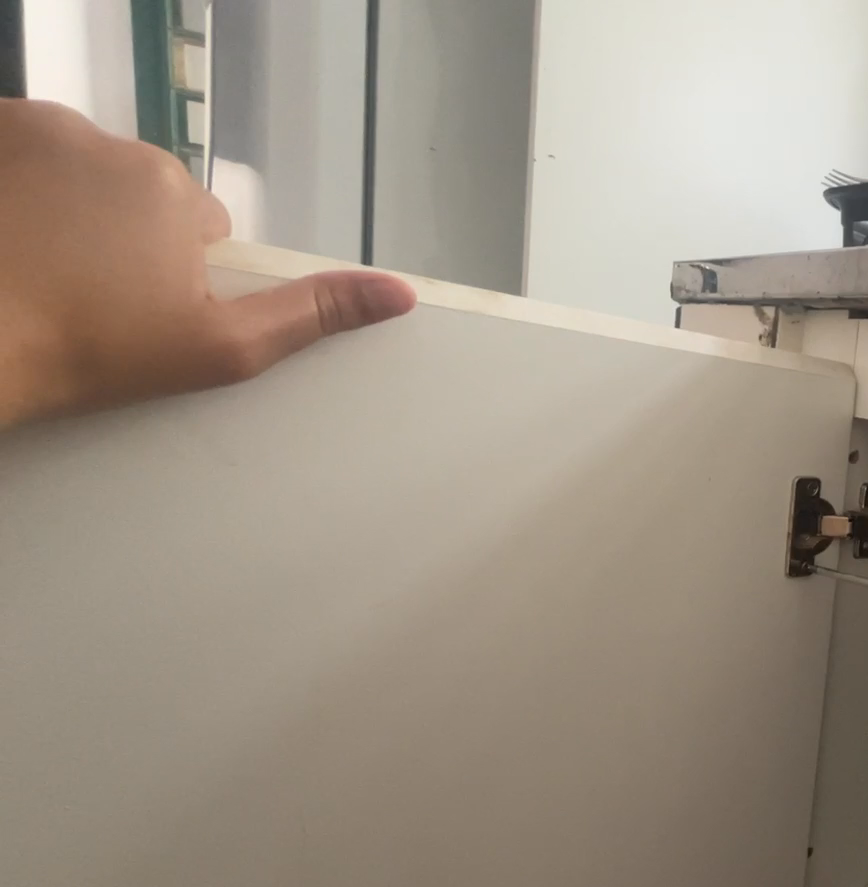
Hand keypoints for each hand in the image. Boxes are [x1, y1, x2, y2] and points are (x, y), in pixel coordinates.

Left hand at [0, 101, 415, 428]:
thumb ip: (318, 311)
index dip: (184, 268)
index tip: (146, 302)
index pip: (202, 222)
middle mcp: (88, 137)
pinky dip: (14, 195)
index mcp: (166, 185)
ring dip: (67, 211)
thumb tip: (399, 293)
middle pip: (136, 191)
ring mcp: (9, 128)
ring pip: (71, 173)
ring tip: (41, 269)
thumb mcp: (230, 344)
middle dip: (127, 234)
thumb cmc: (91, 347)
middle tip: (98, 293)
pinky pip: (14, 162)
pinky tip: (8, 243)